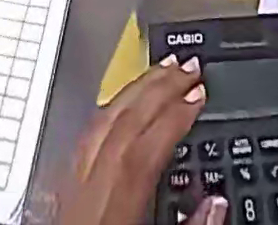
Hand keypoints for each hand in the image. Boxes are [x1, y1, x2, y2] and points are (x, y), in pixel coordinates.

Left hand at [57, 57, 217, 224]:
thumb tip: (215, 204)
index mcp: (112, 216)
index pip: (142, 152)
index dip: (172, 116)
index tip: (198, 92)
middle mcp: (86, 195)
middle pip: (120, 126)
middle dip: (157, 90)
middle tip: (187, 67)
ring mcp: (68, 189)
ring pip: (99, 124)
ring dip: (134, 91)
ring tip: (161, 71)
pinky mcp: (62, 191)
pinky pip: (86, 136)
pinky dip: (112, 109)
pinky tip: (126, 101)